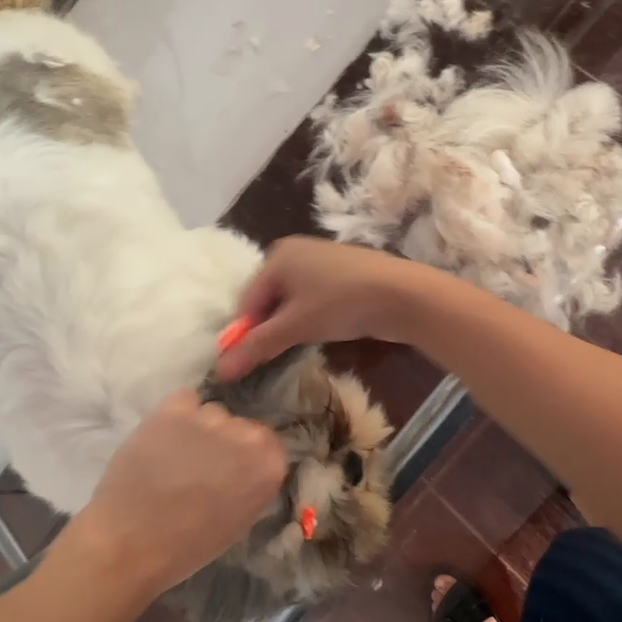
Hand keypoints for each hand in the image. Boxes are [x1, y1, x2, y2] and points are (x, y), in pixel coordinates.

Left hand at [67, 390, 286, 596]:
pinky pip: (183, 400)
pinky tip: (161, 440)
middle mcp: (247, 433)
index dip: (243, 454)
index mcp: (269, 464)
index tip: (227, 469)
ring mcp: (210, 417)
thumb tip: (241, 465)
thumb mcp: (239, 519)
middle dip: (222, 440)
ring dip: (196, 429)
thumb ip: (250, 482)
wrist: (129, 544)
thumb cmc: (187, 546)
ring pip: (209, 412)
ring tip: (173, 455)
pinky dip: (174, 416)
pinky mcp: (175, 407)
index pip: (265, 442)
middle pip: (238, 424)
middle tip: (199, 464)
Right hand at [214, 236, 432, 380]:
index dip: (246, 333)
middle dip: (270, 327)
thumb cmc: (340, 303)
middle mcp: (294, 251)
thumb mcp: (294, 326)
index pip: (247, 301)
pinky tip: (324, 331)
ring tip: (303, 344)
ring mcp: (320, 259)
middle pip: (268, 298)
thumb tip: (219, 370)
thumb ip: (256, 346)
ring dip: (292, 324)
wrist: (402, 293)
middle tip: (280, 353)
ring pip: (292, 300)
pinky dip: (312, 316)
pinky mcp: (342, 272)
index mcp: (276, 256)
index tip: (254, 361)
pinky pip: (313, 297)